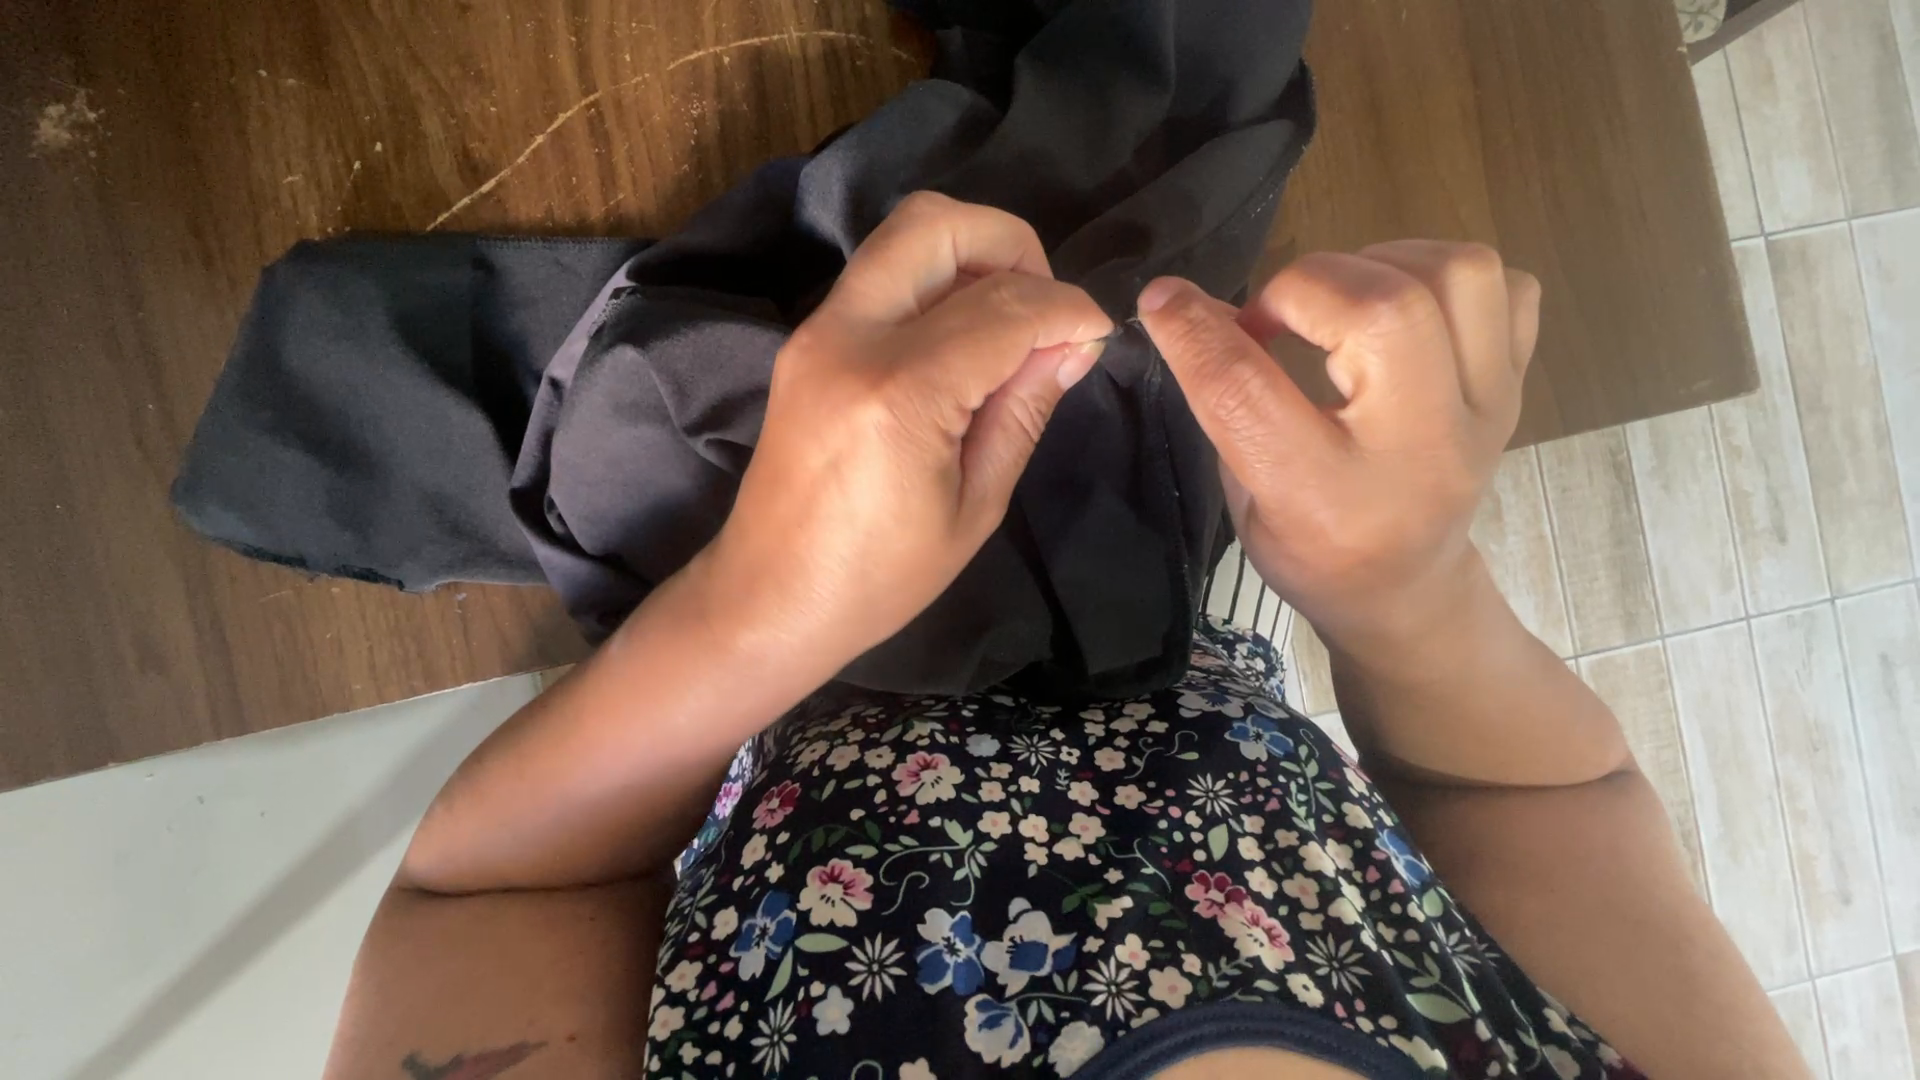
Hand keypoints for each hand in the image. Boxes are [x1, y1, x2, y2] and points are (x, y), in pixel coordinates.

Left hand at [697, 192, 1112, 674]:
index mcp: (901, 392)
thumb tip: (1073, 345)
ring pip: (902, 237)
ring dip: (970, 253)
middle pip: (938, 224)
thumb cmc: (881, 577)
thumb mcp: (976, 506)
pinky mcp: (804, 343)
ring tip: (1008, 318)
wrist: (770, 598)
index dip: (1067, 310)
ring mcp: (816, 333)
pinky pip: (880, 277)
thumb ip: (1024, 410)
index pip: (1005, 308)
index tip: (1097, 333)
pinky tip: (961, 338)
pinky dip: (933, 282)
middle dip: (1014, 246)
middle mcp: (850, 338)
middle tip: (1045, 308)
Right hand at [1136, 241, 1540, 658]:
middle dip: (1299, 286)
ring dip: (1373, 265)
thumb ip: (1222, 403)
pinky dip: (1441, 274)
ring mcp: (1482, 412)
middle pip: (1379, 309)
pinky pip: (1501, 287)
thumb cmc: (1306, 553)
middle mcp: (1415, 449)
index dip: (1194, 334)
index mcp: (1321, 494)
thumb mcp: (1241, 498)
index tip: (1161, 302)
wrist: (1405, 590)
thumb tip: (1189, 308)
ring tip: (1333, 302)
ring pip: (1455, 275)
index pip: (1247, 392)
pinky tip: (1395, 307)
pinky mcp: (1514, 388)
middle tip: (1269, 320)